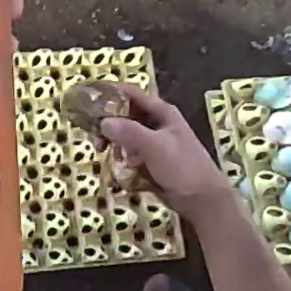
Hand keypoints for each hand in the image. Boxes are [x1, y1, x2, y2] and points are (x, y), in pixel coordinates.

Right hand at [99, 85, 233, 213]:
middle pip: (124, 113)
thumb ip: (129, 132)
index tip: (88, 94)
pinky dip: (120, 156)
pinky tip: (117, 166)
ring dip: (112, 140)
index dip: (110, 90)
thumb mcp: (155, 147)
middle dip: (106, 121)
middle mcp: (156, 123)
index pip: (132, 93)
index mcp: (161, 112)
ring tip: (101, 150)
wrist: (202, 200)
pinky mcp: (150, 159)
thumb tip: (103, 122)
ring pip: (124, 134)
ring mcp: (153, 142)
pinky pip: (128, 152)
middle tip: (92, 133)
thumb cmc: (183, 167)